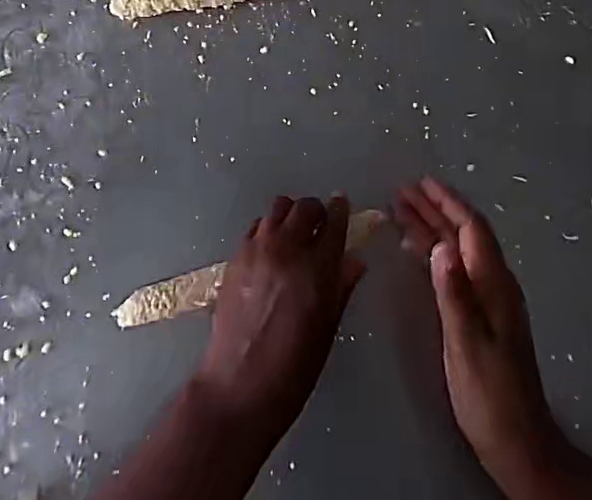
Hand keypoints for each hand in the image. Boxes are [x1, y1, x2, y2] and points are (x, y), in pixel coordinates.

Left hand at [191, 194, 365, 436]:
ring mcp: (257, 250)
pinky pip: (256, 227)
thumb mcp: (328, 328)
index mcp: (316, 267)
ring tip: (294, 233)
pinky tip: (270, 250)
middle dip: (316, 211)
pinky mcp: (235, 258)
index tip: (342, 205)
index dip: (340, 210)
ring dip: (290, 215)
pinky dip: (268, 229)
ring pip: (278, 209)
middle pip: (304, 207)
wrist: (238, 386)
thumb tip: (355, 259)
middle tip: (320, 225)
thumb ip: (342, 287)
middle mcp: (286, 249)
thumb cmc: (294, 366)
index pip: (334, 222)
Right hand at [396, 178, 565, 486]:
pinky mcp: (484, 314)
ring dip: (434, 227)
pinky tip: (422, 252)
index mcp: (494, 284)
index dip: (447, 203)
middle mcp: (495, 284)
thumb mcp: (466, 345)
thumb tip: (440, 246)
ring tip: (404, 211)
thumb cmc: (490, 394)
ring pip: (460, 250)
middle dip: (435, 209)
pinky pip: (458, 268)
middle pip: (464, 234)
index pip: (471, 229)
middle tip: (403, 192)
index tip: (420, 183)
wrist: (519, 441)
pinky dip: (437, 251)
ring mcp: (491, 299)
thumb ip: (454, 295)